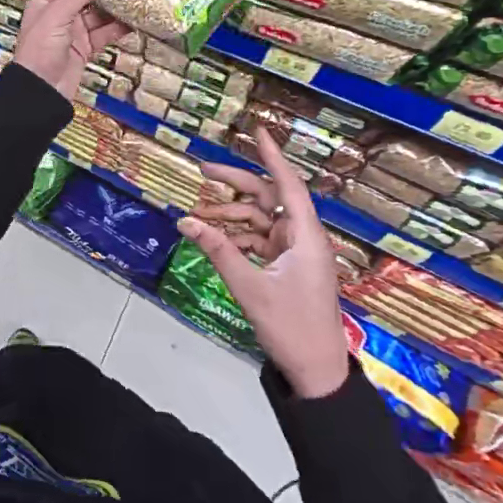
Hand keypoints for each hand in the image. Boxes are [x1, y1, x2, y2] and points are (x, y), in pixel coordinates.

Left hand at [10, 0, 129, 100]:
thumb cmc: (39, 50)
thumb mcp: (60, 15)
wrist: (41, 94)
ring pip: (100, 13)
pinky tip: (137, 18)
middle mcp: (61, 13)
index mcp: (46, 0)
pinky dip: (120, 27)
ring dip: (117, 5)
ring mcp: (75, 31)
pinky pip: (106, 33)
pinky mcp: (87, 47)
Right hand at [177, 127, 349, 399]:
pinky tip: (215, 240)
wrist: (317, 371)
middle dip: (236, 184)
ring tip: (198, 216)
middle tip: (203, 171)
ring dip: (232, 216)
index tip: (257, 131)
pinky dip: (238, 238)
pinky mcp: (288, 267)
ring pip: (261, 220)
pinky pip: (260, 241)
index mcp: (305, 235)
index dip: (272, 155)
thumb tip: (186, 221)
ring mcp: (296, 252)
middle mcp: (303, 236)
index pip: (288, 183)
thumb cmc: (291, 327)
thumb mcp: (250, 288)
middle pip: (269, 197)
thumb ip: (218, 251)